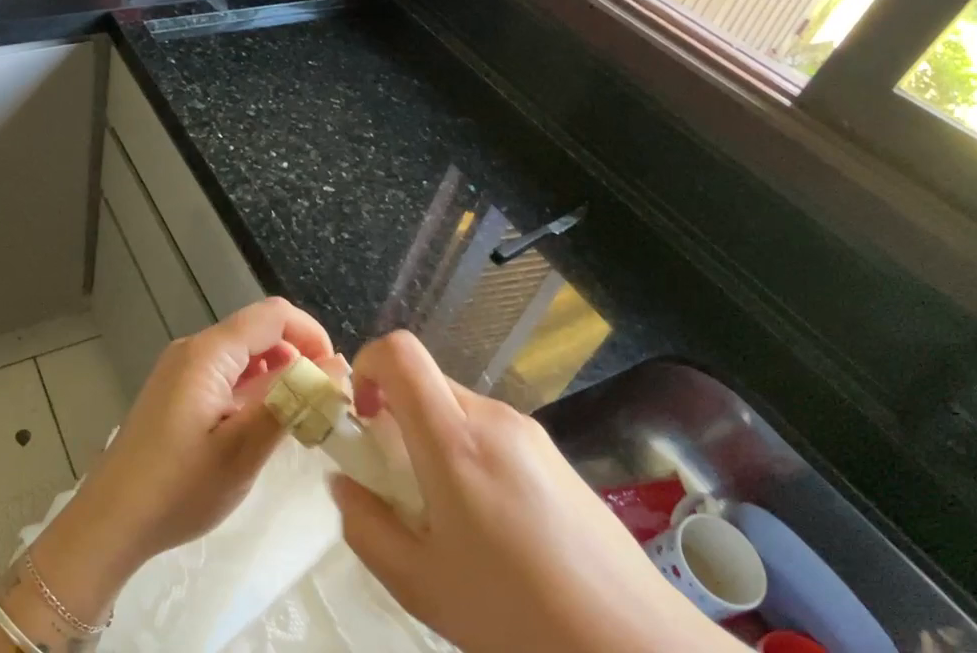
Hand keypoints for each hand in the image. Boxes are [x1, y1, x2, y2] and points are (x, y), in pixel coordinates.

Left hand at [22, 299, 335, 622]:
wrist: (111, 522)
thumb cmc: (179, 487)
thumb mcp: (244, 449)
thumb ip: (291, 401)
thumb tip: (335, 365)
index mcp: (208, 353)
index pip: (274, 315)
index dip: (312, 335)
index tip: (336, 378)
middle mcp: (193, 350)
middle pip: (259, 332)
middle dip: (299, 359)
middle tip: (323, 408)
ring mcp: (181, 372)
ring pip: (244, 357)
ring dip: (278, 379)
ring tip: (299, 424)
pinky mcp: (177, 394)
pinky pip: (226, 376)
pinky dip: (254, 393)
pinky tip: (263, 431)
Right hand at [330, 331, 741, 652]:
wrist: (631, 642)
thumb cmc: (514, 612)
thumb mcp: (418, 583)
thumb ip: (365, 526)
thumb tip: (345, 483)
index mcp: (454, 439)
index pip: (400, 353)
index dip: (366, 366)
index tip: (361, 418)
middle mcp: (494, 419)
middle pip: (426, 383)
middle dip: (397, 418)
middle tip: (397, 486)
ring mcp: (530, 435)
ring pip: (459, 411)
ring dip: (433, 442)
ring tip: (446, 517)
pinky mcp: (557, 456)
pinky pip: (493, 434)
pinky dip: (469, 457)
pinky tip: (490, 525)